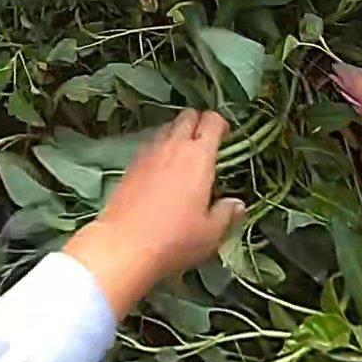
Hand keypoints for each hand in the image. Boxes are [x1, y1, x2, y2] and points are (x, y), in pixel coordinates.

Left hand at [62, 108, 245, 317]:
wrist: (124, 245)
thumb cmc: (174, 238)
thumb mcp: (209, 233)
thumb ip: (226, 214)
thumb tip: (237, 204)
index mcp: (198, 156)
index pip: (212, 121)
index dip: (221, 123)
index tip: (226, 135)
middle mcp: (174, 145)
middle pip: (188, 116)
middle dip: (199, 121)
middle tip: (206, 141)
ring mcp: (150, 151)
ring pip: (168, 126)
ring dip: (178, 132)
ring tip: (184, 152)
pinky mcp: (132, 162)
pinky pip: (151, 142)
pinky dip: (160, 146)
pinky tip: (161, 167)